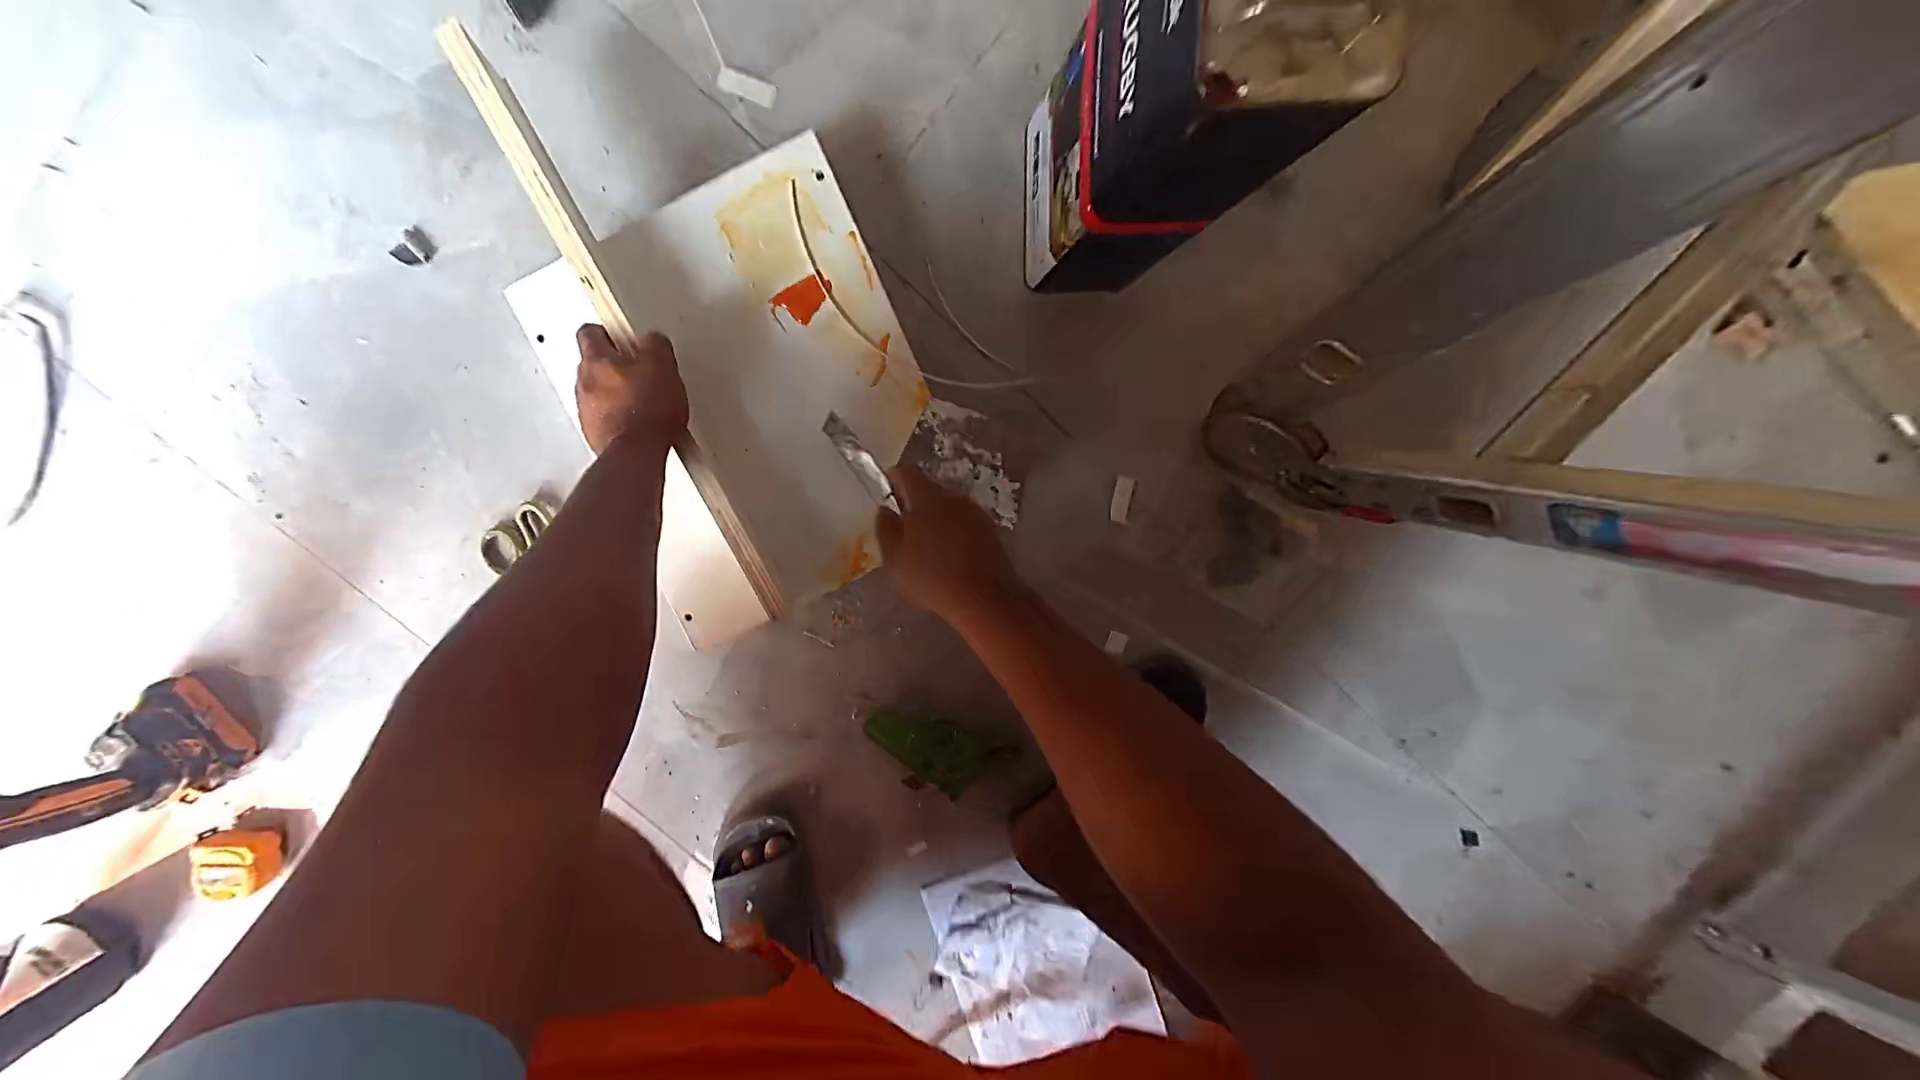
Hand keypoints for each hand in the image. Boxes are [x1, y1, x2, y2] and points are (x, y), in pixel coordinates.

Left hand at [575, 325, 689, 454]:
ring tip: (643, 401)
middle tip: (636, 371)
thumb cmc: (646, 411)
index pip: (591, 333)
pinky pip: (604, 417)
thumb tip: (653, 340)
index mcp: (597, 359)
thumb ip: (655, 345)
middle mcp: (584, 382)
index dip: (607, 333)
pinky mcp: (595, 432)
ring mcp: (587, 409)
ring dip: (615, 394)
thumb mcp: (663, 366)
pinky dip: (619, 417)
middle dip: (613, 366)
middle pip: (593, 364)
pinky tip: (641, 423)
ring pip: (598, 392)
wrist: (637, 450)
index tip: (621, 338)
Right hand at [876, 464, 1021, 621]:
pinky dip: (954, 534)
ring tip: (926, 549)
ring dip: (936, 521)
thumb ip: (885, 528)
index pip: (906, 472)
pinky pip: (965, 525)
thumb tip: (885, 510)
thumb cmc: (932, 577)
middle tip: (902, 529)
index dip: (892, 479)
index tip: (885, 495)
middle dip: (914, 505)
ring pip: (948, 509)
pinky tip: (949, 558)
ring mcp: (976, 513)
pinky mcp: (991, 532)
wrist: (985, 598)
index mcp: (927, 497)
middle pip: (929, 491)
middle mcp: (954, 497)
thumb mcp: (894, 557)